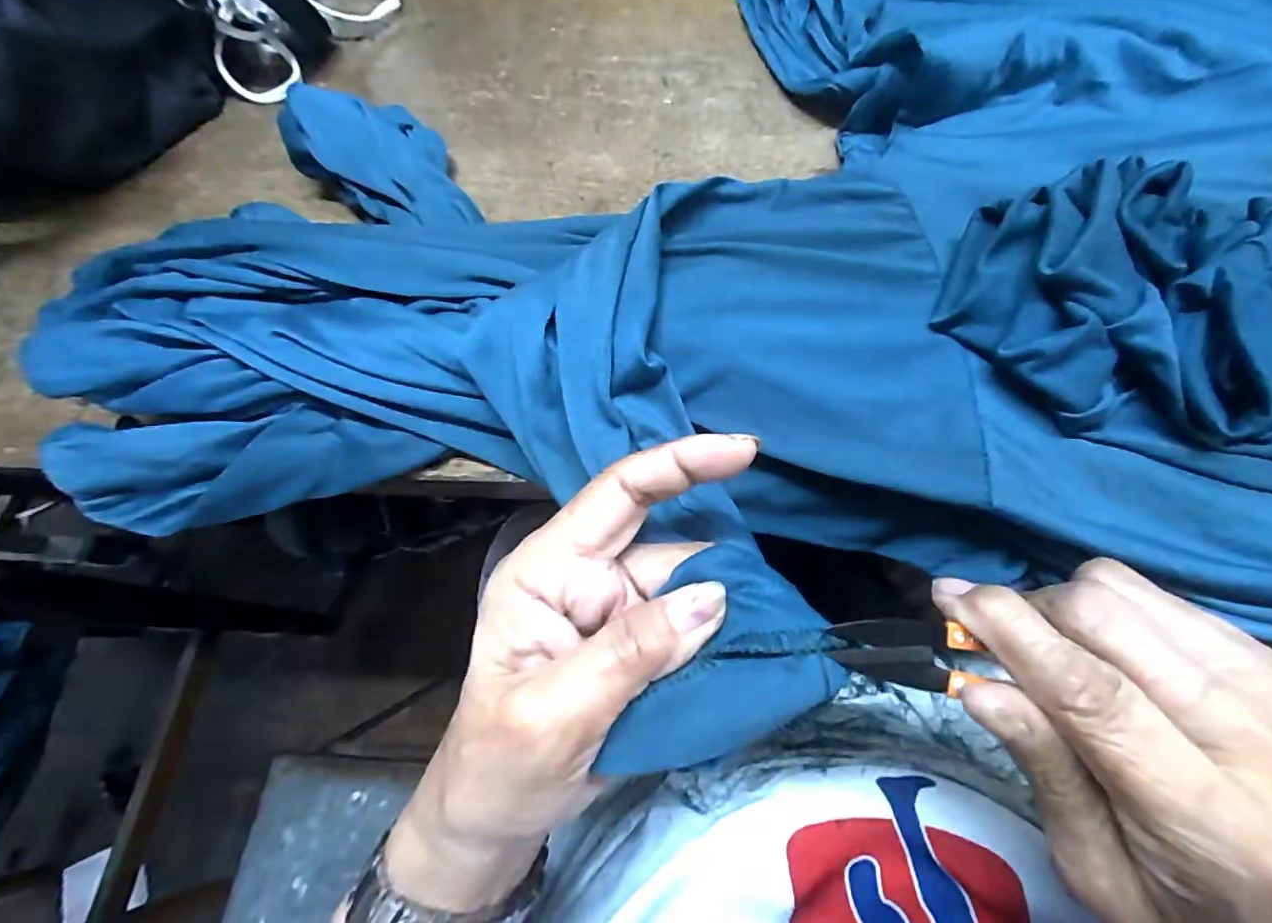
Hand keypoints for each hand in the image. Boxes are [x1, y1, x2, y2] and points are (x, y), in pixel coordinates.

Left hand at [382, 434, 757, 912]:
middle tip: (769, 570)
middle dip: (720, 534)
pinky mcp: (645, 637)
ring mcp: (621, 605)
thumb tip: (715, 595)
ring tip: (772, 614)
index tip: (743, 450)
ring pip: (690, 576)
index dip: (681, 462)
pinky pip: (695, 617)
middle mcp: (589, 573)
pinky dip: (726, 623)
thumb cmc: (499, 765)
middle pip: (666, 529)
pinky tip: (756, 631)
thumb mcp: (553, 714)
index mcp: (550, 568)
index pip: (620, 492)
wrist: (499, 820)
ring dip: (730, 591)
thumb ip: (630, 652)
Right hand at [933, 559, 1271, 922]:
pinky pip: (1158, 595)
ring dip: (1064, 604)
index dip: (1016, 636)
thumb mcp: (1092, 867)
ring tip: (1051, 644)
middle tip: (993, 632)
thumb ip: (1045, 767)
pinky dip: (1108, 608)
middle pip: (1109, 623)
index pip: (1098, 698)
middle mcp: (1262, 741)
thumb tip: (977, 686)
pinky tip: (1106, 647)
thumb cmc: (1174, 904)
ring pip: (1128, 592)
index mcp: (1219, 824)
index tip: (951, 597)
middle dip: (1031, 611)